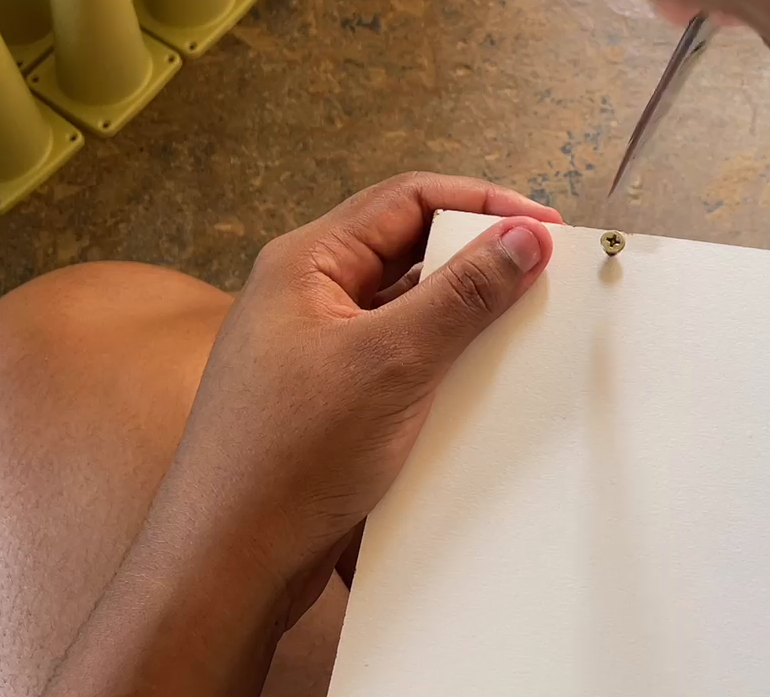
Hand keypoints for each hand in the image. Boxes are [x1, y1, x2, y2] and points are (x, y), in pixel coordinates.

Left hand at [142, 174, 556, 623]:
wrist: (226, 571)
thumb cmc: (288, 458)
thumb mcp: (392, 361)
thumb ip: (464, 292)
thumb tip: (526, 236)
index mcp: (308, 261)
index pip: (408, 197)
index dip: (482, 201)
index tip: (543, 224)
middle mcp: (313, 290)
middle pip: (410, 242)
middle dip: (477, 248)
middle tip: (539, 264)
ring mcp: (323, 340)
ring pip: (410, 295)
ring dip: (465, 299)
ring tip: (521, 310)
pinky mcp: (338, 385)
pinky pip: (405, 342)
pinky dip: (447, 344)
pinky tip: (483, 362)